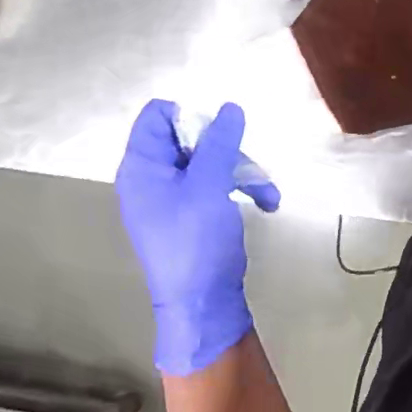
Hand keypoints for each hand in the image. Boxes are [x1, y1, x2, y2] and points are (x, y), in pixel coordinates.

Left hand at [115, 100, 280, 376]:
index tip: (223, 135)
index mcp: (142, 166)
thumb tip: (230, 107)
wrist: (202, 303)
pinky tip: (266, 206)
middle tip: (251, 169)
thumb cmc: (197, 240)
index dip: (192, 116)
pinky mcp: (193, 216)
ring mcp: (173, 198)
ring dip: (243, 174)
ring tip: (269, 195)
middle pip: (190, 139)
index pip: (158, 115)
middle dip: (229, 150)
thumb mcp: (209, 186)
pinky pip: (216, 188)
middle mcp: (152, 178)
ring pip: (211, 165)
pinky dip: (240, 192)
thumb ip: (219, 143)